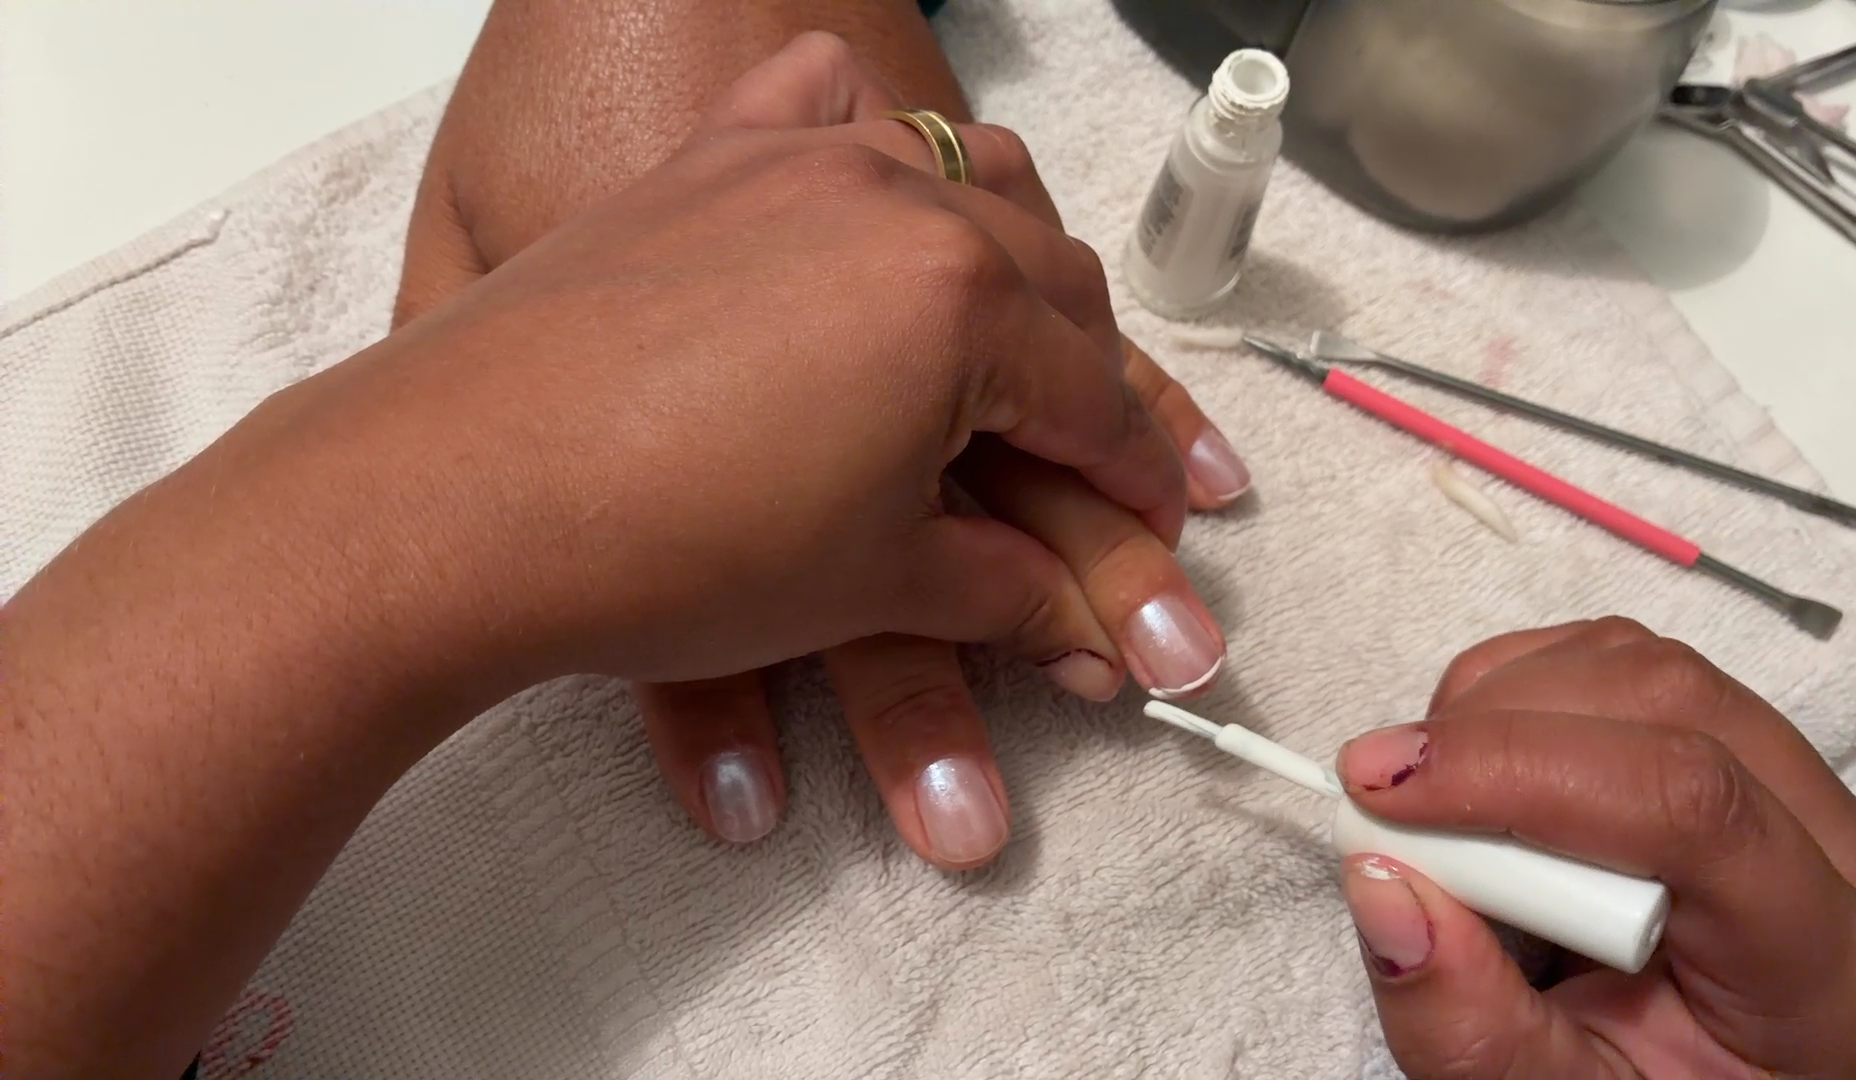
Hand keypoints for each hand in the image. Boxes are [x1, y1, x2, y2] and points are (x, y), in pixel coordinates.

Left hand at [3, 38, 1200, 1075]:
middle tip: (1122, 455)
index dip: (1144, 474)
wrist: (450, 505)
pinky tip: (890, 182)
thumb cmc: (680, 554)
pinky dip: (883, 147)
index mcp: (957, 305)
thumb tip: (1091, 633)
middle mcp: (899, 200)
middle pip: (1058, 287)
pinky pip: (829, 114)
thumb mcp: (878, 585)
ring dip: (1024, 264)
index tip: (1172, 521)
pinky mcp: (717, 161)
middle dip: (1104, 383)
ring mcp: (801, 160)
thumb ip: (1007, 593)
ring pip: (973, 185)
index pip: (1096, 400)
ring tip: (1039, 333)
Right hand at [1333, 618, 1855, 1078]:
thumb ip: (1469, 1026)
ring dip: (1483, 710)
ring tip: (1442, 798)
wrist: (1693, 1051)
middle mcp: (1834, 843)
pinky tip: (1476, 761)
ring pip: (1614, 660)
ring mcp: (1780, 765)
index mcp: (1829, 965)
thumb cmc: (1640, 1078)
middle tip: (1395, 808)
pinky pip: (1588, 653)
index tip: (1372, 788)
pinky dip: (1494, 690)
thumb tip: (1378, 882)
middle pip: (1651, 703)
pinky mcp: (1709, 720)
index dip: (1505, 769)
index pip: (1686, 803)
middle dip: (1483, 739)